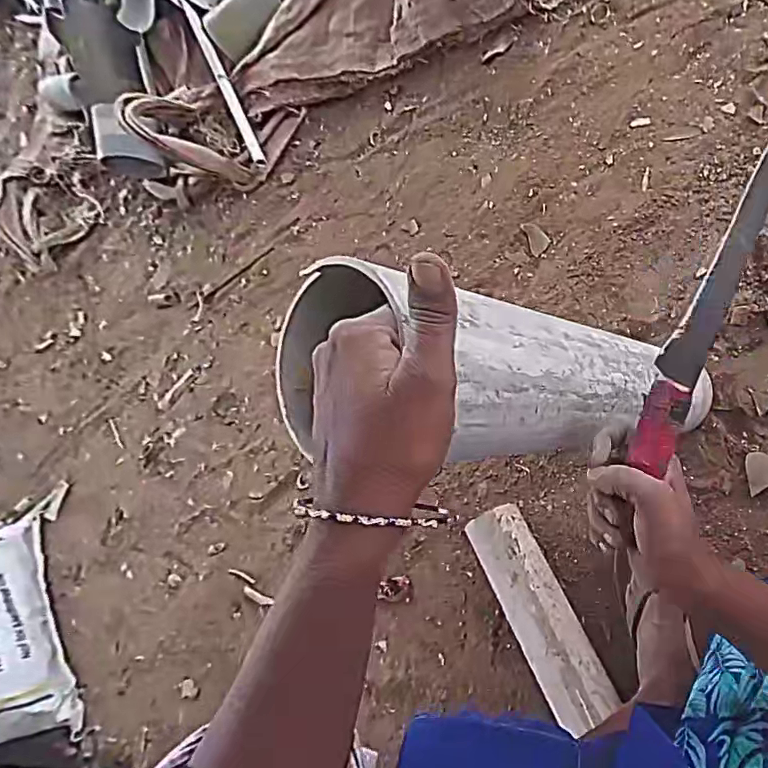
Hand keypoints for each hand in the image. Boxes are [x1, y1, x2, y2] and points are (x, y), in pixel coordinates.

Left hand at [310, 253, 456, 515]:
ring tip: (417, 415)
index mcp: (354, 334)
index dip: (434, 346)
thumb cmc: (399, 446)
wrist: (364, 505)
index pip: (411, 315)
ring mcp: (328, 378)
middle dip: (421, 363)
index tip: (438, 376)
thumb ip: (432, 317)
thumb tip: (428, 262)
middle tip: (432, 398)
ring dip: (407, 382)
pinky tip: (400, 424)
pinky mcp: (333, 403)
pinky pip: (373, 384)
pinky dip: (391, 397)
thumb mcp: (429, 376)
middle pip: (398, 336)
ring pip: (386, 362)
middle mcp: (332, 350)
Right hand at [588, 458, 724, 602]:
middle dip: (603, 497)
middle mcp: (643, 479)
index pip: (625, 437)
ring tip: (620, 534)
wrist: (677, 578)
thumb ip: (622, 476)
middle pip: (603, 471)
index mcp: (657, 465)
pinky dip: (601, 531)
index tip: (599, 462)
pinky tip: (615, 542)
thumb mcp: (653, 497)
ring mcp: (631, 502)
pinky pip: (598, 517)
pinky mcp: (622, 522)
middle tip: (619, 514)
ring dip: (602, 519)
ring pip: (597, 496)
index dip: (607, 445)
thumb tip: (595, 474)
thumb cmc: (674, 540)